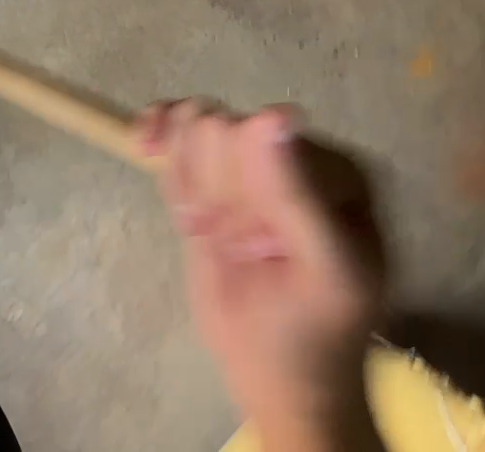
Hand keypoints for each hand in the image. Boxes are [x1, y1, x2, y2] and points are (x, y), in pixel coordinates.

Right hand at [134, 100, 386, 450]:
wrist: (269, 371)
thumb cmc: (308, 330)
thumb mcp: (319, 270)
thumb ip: (295, 194)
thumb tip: (273, 113)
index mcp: (335, 169)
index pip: (259, 134)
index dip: (241, 191)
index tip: (253, 247)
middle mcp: (292, 152)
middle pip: (218, 124)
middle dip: (213, 188)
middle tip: (236, 244)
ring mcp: (246, 161)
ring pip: (191, 123)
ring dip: (186, 179)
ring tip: (206, 227)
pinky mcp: (209, 173)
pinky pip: (172, 128)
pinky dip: (158, 142)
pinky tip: (149, 151)